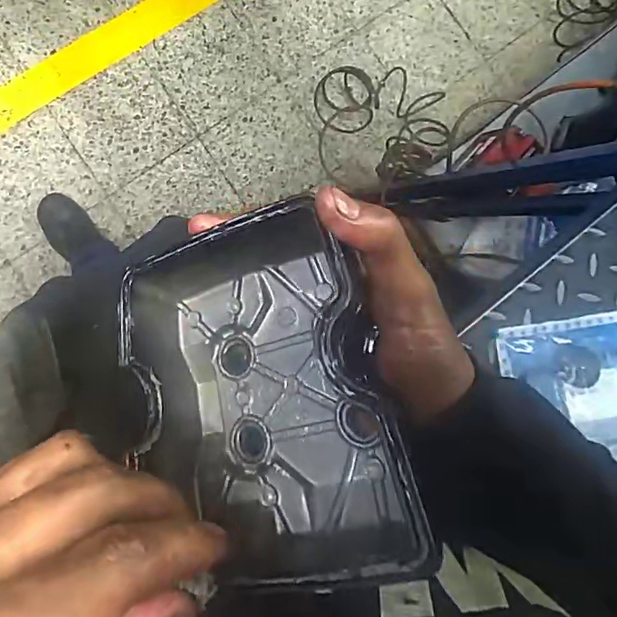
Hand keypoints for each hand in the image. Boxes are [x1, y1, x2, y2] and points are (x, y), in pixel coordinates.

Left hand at [0, 431, 225, 616]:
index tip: (216, 546)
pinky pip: (24, 463)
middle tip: (192, 528)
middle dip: (158, 503)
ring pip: (62, 458)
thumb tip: (175, 598)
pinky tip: (93, 501)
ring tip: (149, 510)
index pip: (113, 561)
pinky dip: (73, 471)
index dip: (179, 546)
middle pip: (92, 494)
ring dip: (120, 476)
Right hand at [190, 188, 475, 423]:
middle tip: (186, 246)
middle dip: (224, 247)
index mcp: (342, 256)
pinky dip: (236, 323)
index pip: (290, 227)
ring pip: (258, 291)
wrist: (432, 421)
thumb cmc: (424, 346)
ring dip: (222, 282)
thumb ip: (383, 242)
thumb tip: (325, 195)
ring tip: (184, 278)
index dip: (251, 220)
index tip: (209, 223)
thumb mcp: (409, 287)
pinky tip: (208, 326)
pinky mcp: (297, 354)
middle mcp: (318, 282)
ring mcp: (305, 319)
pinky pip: (262, 331)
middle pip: (266, 257)